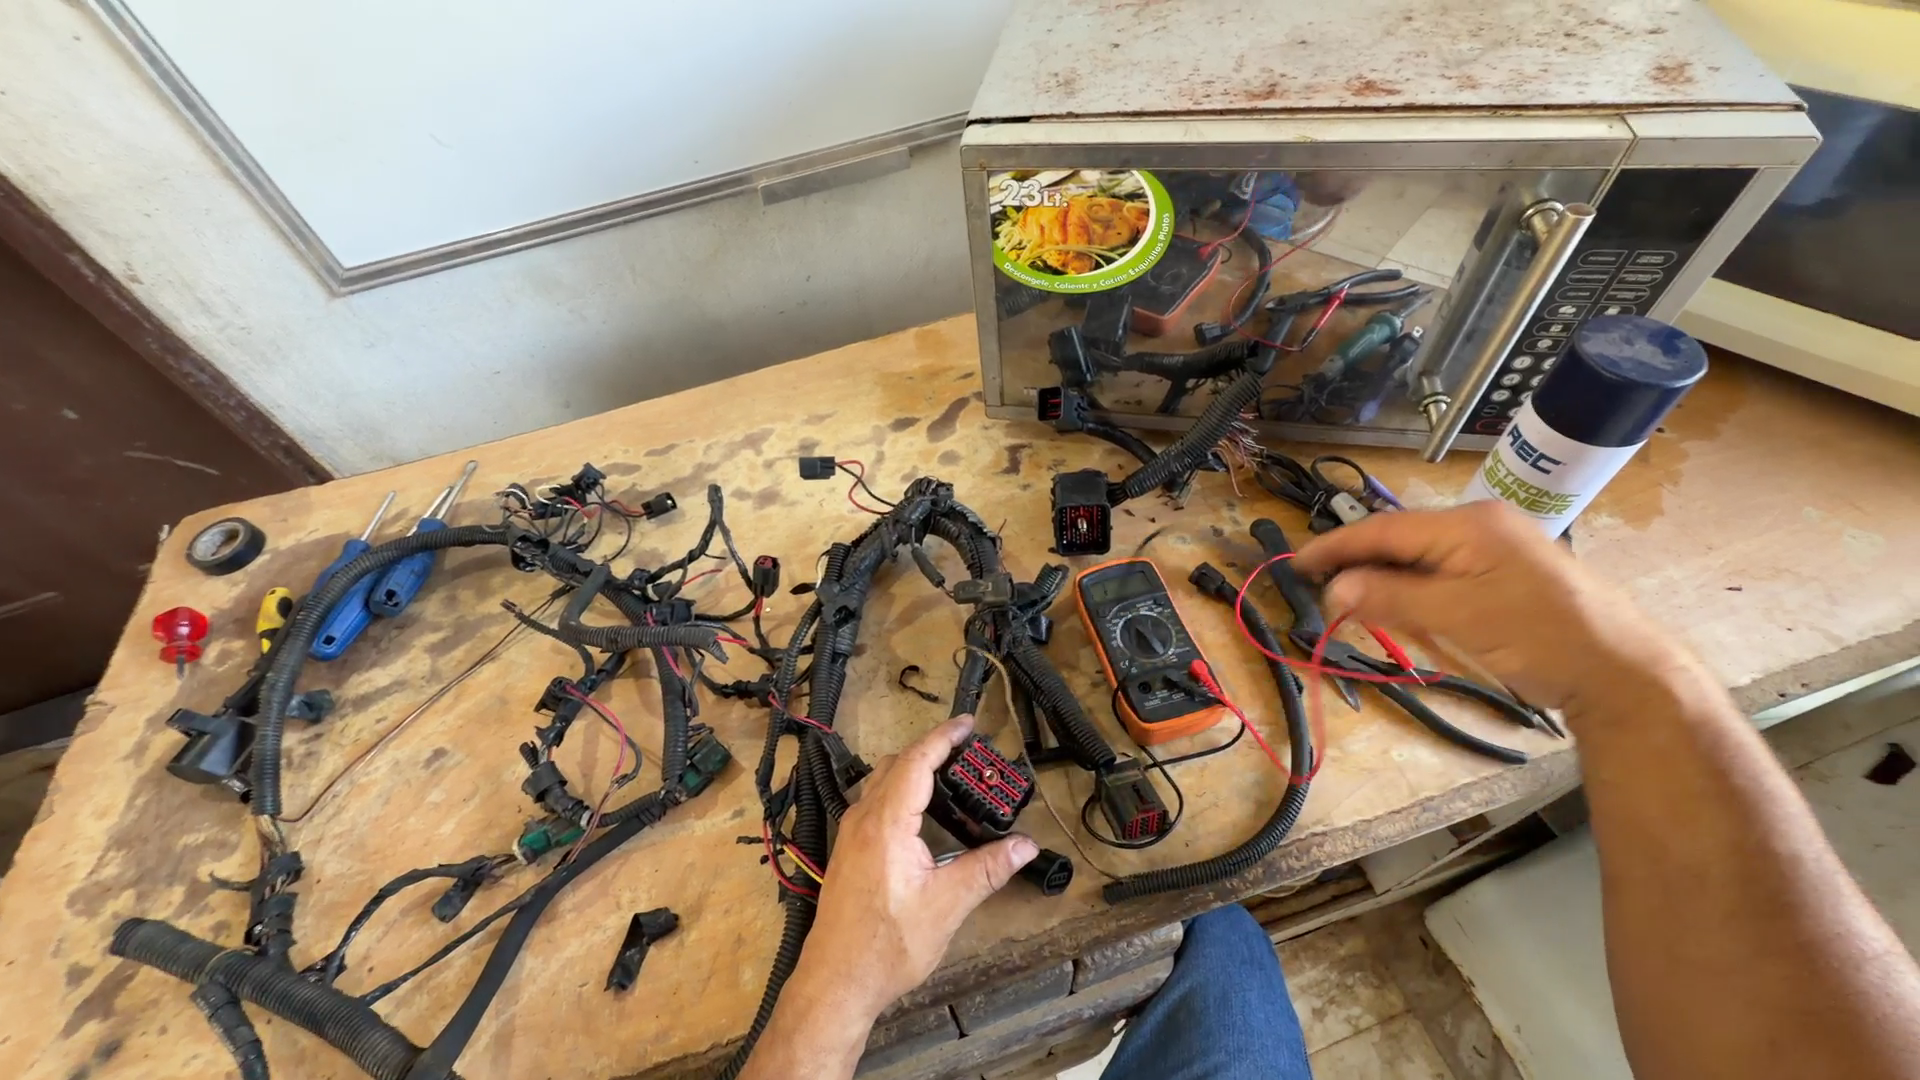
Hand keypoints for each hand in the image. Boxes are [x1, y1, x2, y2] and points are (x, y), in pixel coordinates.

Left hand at [797, 715, 1038, 1019]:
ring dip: (914, 769)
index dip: (943, 737)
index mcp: (887, 823)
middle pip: (897, 764)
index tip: (968, 722)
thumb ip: (987, 870)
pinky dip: (901, 789)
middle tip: (968, 751)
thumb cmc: (888, 945)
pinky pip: (875, 800)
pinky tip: (920, 812)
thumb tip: (1025, 845)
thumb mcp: (946, 907)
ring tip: (949, 775)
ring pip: (882, 781)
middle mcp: (864, 819)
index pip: (917, 762)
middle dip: (932, 749)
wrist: (836, 982)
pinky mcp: (849, 850)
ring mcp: (851, 833)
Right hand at [1290, 501, 1697, 715]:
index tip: (1294, 565)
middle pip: (1398, 541)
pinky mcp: (1502, 573)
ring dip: (1384, 583)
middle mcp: (1479, 525)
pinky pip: (1439, 575)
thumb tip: (1332, 588)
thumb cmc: (1541, 638)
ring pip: (1416, 560)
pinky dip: (1412, 593)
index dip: (1334, 547)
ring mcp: (1493, 548)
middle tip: (1318, 590)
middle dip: (1357, 566)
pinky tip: (1403, 613)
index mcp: (1468, 524)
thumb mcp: (1457, 616)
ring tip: (1353, 606)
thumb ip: (1390, 597)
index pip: (1382, 530)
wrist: (1624, 673)